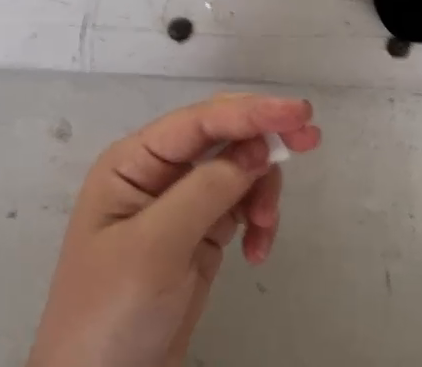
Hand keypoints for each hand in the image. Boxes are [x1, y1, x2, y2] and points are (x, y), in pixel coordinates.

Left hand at [28, 94, 322, 366]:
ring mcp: (180, 206)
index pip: (200, 121)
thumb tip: (257, 148)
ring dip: (261, 191)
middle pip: (223, 136)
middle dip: (264, 138)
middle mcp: (156, 174)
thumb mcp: (156, 248)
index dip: (252, 111)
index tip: (300, 112)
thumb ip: (207, 189)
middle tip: (310, 142)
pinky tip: (258, 250)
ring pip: (238, 171)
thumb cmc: (111, 311)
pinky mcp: (199, 237)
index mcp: (133, 163)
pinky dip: (257, 221)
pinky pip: (240, 207)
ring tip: (264, 229)